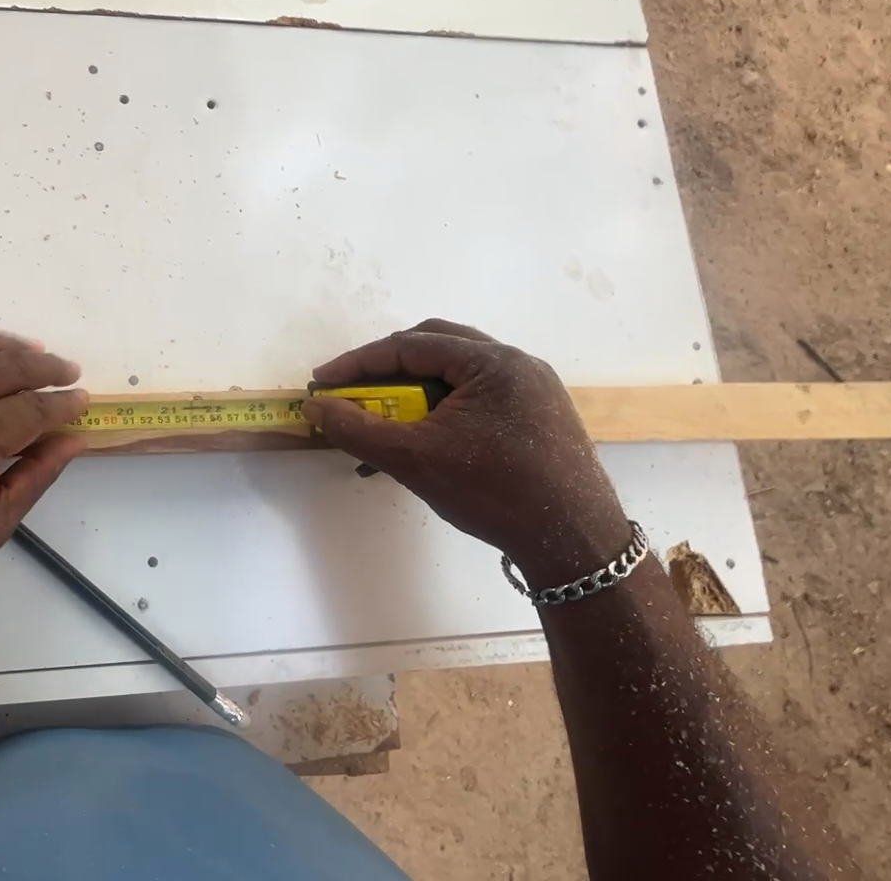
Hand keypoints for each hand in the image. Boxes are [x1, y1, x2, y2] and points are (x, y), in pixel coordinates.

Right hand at [301, 319, 631, 586]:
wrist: (576, 545)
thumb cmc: (494, 493)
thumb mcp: (413, 459)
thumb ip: (356, 428)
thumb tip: (314, 405)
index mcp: (491, 363)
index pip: (408, 346)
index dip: (357, 363)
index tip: (322, 382)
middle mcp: (517, 364)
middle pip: (435, 347)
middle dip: (386, 368)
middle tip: (352, 391)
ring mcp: (533, 389)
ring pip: (456, 372)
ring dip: (413, 388)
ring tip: (385, 417)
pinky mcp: (539, 415)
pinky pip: (478, 395)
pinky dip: (441, 406)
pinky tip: (425, 437)